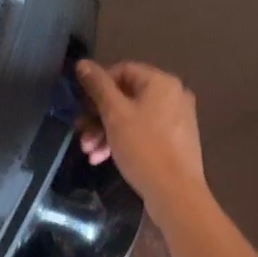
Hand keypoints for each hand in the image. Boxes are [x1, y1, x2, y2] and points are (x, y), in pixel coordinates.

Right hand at [75, 61, 209, 214]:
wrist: (176, 193)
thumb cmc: (144, 148)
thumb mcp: (115, 115)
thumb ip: (98, 87)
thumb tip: (83, 63)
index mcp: (162, 82)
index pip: (123, 70)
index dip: (98, 85)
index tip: (81, 105)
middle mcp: (173, 95)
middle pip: (127, 96)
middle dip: (99, 115)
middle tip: (81, 133)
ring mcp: (177, 118)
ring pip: (133, 116)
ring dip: (107, 131)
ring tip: (89, 152)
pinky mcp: (176, 140)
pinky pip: (144, 132)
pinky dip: (124, 140)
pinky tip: (103, 159)